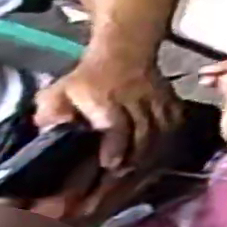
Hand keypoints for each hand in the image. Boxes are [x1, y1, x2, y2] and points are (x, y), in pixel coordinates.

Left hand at [34, 55, 182, 170]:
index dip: (115, 146)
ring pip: (161, 128)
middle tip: (124, 172)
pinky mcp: (170, 100)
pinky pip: (175, 121)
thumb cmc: (86, 79)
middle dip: (135, 154)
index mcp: (102, 98)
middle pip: (142, 130)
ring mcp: (156, 98)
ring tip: (141, 165)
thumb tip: (52, 133)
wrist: (124, 54)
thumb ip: (51, 114)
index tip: (110, 164)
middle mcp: (133, 98)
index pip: (115, 125)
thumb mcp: (56, 93)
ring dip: (153, 148)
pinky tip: (161, 148)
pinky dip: (170, 136)